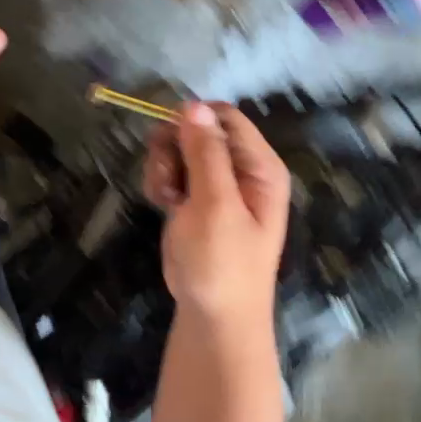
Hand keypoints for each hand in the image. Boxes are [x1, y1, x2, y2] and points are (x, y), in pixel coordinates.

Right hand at [142, 102, 290, 327]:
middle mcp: (241, 170)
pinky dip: (161, 181)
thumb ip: (205, 153)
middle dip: (173, 146)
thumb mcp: (215, 205)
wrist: (212, 316)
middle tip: (166, 175)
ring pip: (179, 148)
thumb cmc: (222, 263)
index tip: (169, 141)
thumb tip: (193, 104)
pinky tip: (162, 204)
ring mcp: (218, 184)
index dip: (193, 121)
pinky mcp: (196, 198)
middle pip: (197, 129)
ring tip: (165, 196)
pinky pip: (172, 170)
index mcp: (259, 167)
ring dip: (163, 166)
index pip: (225, 118)